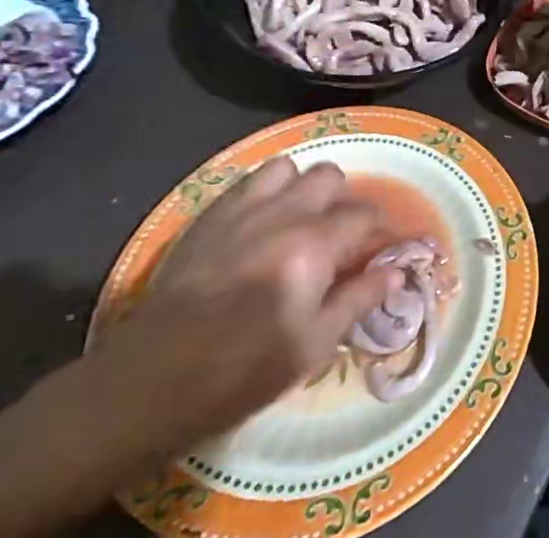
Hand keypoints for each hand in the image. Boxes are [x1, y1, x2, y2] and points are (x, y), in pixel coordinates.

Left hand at [95, 157, 395, 447]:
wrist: (152, 381)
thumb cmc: (241, 372)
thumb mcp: (313, 345)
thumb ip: (359, 298)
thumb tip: (396, 272)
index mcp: (313, 245)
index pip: (365, 215)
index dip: (384, 229)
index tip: (388, 249)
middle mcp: (281, 213)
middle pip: (330, 177)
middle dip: (345, 202)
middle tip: (343, 239)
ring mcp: (241, 209)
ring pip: (289, 168)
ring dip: (304, 189)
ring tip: (302, 224)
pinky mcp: (209, 216)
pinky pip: (249, 182)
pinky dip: (268, 192)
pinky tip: (264, 225)